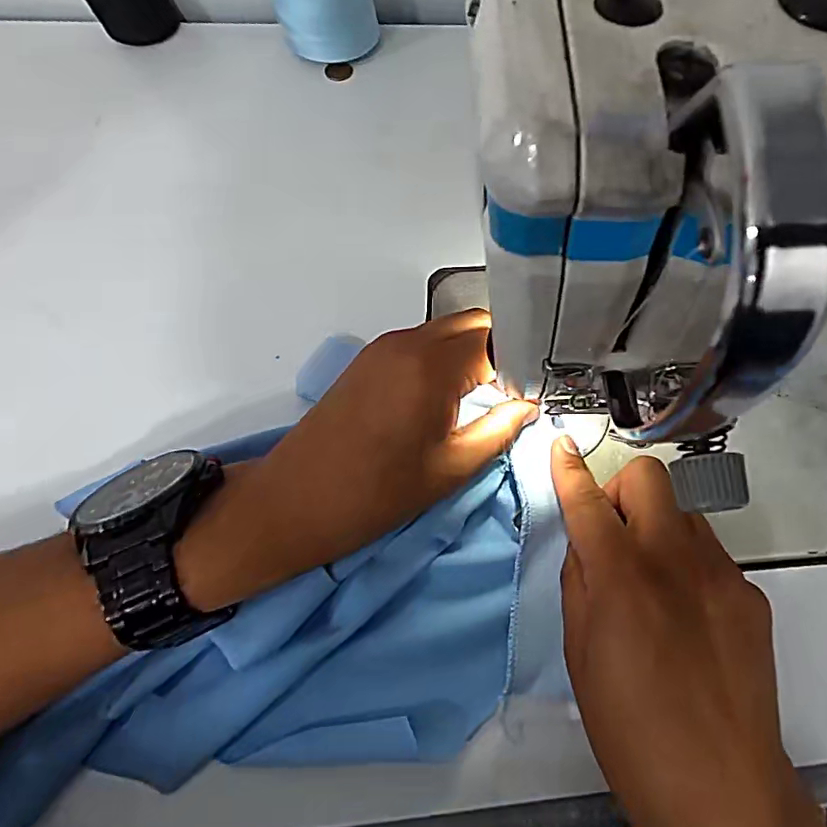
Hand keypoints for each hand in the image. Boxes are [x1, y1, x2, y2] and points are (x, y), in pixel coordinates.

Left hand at [178, 309, 537, 608]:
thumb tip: (528, 406)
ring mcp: (383, 347)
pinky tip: (444, 398)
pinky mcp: (368, 359)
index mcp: (432, 365)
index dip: (521, 362)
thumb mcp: (450, 467)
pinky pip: (420, 344)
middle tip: (511, 393)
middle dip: (500, 351)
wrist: (293, 502)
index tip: (532, 391)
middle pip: (472, 324)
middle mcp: (407, 342)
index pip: (497, 337)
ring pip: (446, 331)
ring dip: (471, 354)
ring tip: (480, 398)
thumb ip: (499, 428)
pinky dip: (442, 360)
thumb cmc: (374, 493)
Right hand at [553, 441, 826, 826]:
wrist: (722, 788)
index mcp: (622, 577)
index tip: (564, 449)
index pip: (588, 499)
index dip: (570, 469)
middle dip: (622, 490)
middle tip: (614, 530)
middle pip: (648, 477)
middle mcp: (674, 561)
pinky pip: (711, 554)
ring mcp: (720, 573)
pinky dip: (690, 565)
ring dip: (658, 529)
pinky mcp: (751, 593)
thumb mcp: (581, 653)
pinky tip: (686, 616)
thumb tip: (586, 543)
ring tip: (652, 583)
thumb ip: (580, 582)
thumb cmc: (636, 733)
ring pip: (682, 512)